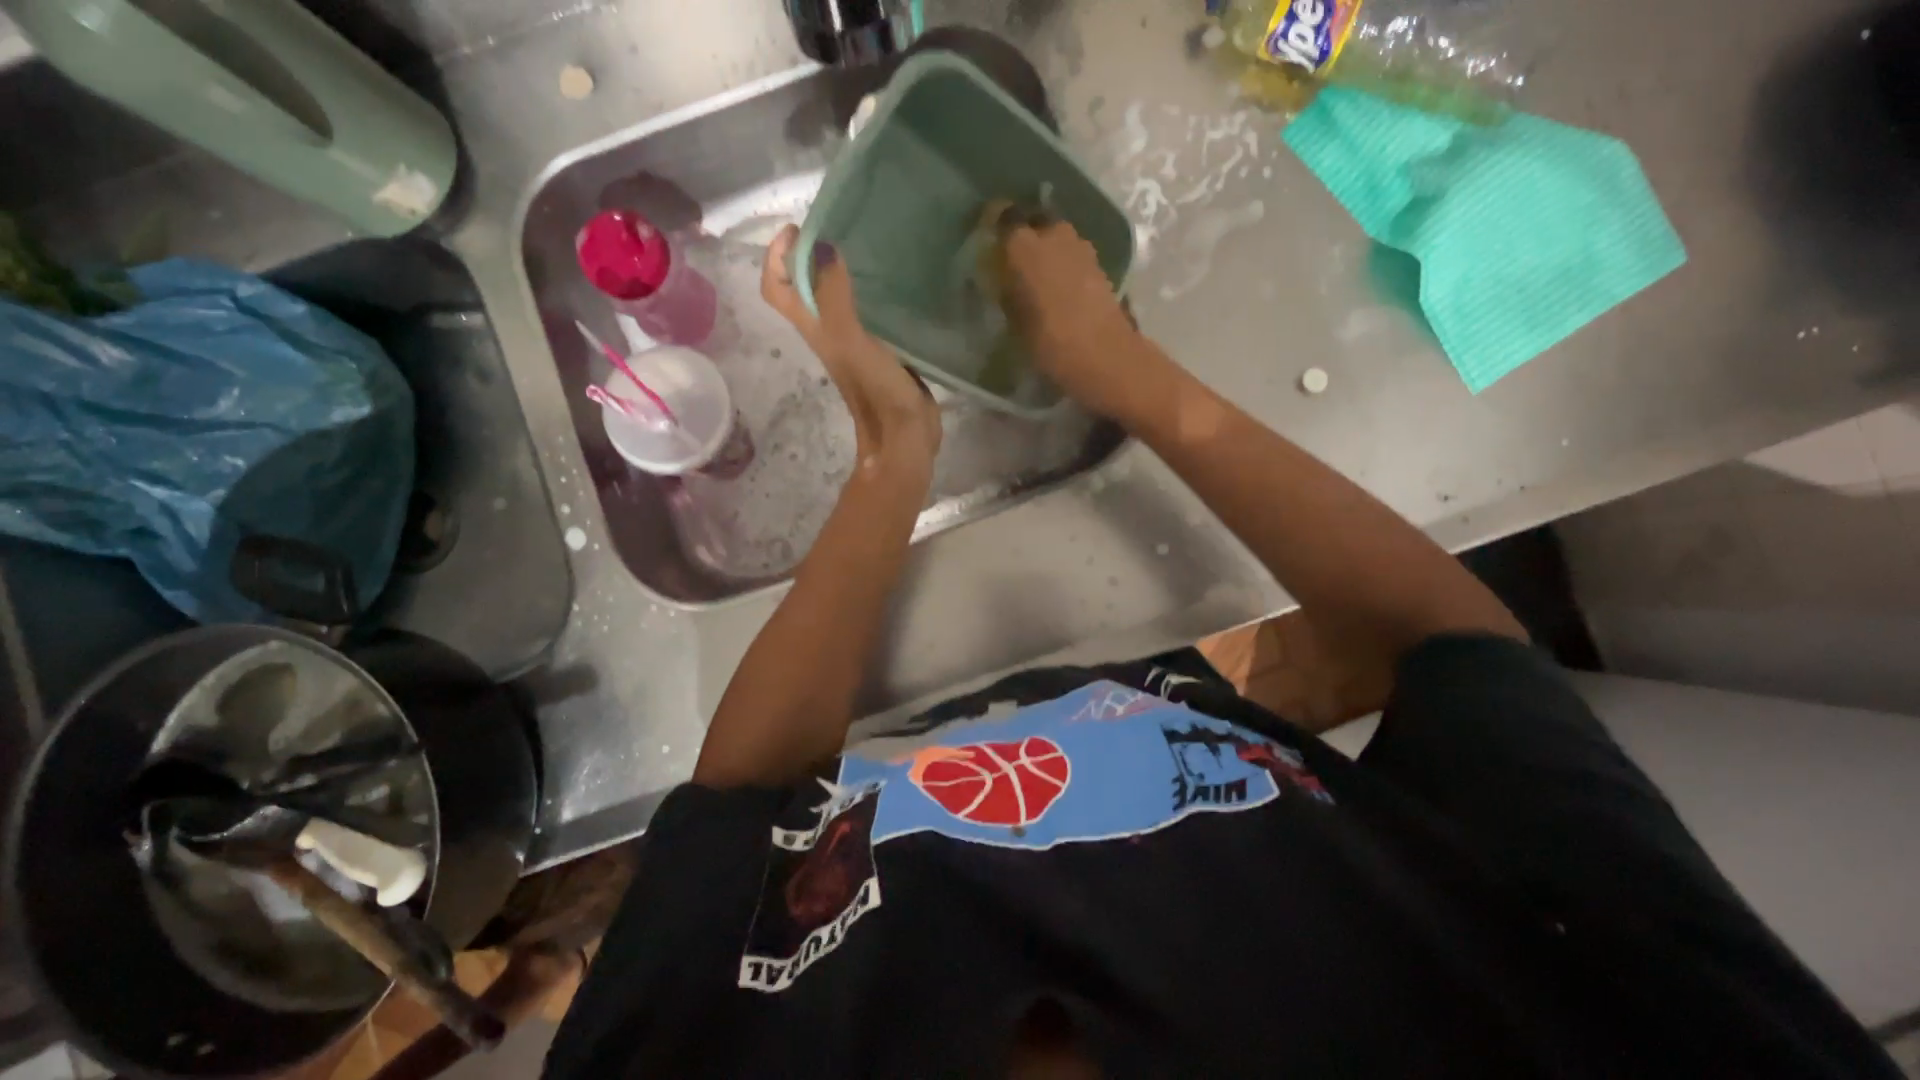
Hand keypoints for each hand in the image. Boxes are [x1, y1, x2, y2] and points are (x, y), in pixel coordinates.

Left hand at [763, 226, 941, 472]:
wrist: (904, 438)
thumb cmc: (875, 390)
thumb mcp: (849, 339)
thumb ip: (835, 295)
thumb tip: (824, 246)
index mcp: (814, 328)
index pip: (777, 288)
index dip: (777, 256)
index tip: (799, 228)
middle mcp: (829, 332)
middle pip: (804, 289)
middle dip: (810, 255)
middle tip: (837, 224)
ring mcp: (855, 342)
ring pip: (836, 298)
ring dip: (841, 270)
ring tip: (865, 242)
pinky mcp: (882, 349)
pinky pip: (868, 311)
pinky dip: (871, 290)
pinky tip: (895, 279)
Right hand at [1001, 218, 1148, 420]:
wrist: (1105, 356)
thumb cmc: (1049, 341)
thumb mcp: (1014, 319)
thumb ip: (1006, 289)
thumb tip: (1003, 277)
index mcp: (1023, 244)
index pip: (1003, 215)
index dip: (994, 222)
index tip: (988, 236)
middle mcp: (1053, 234)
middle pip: (1035, 221)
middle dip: (1025, 233)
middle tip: (1014, 257)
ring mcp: (1081, 247)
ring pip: (1057, 237)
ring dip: (1047, 249)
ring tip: (1037, 274)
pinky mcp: (1100, 264)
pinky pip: (1073, 255)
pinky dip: (1064, 264)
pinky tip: (1059, 286)